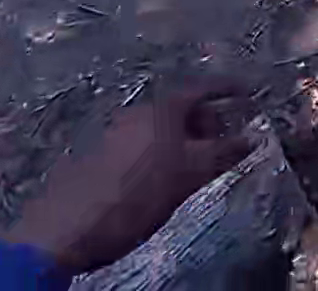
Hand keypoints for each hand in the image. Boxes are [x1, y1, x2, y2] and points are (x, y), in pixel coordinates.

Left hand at [7, 83, 252, 275]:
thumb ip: (224, 154)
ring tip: (194, 166)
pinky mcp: (99, 153)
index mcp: (165, 107)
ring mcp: (117, 130)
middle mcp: (141, 110)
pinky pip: (142, 142)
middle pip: (183, 107)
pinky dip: (160, 151)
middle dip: (207, 122)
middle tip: (222, 142)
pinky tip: (160, 178)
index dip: (229, 88)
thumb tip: (255, 137)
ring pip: (161, 127)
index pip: (206, 87)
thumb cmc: (136, 194)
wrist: (62, 229)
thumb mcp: (189, 176)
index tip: (249, 91)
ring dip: (183, 140)